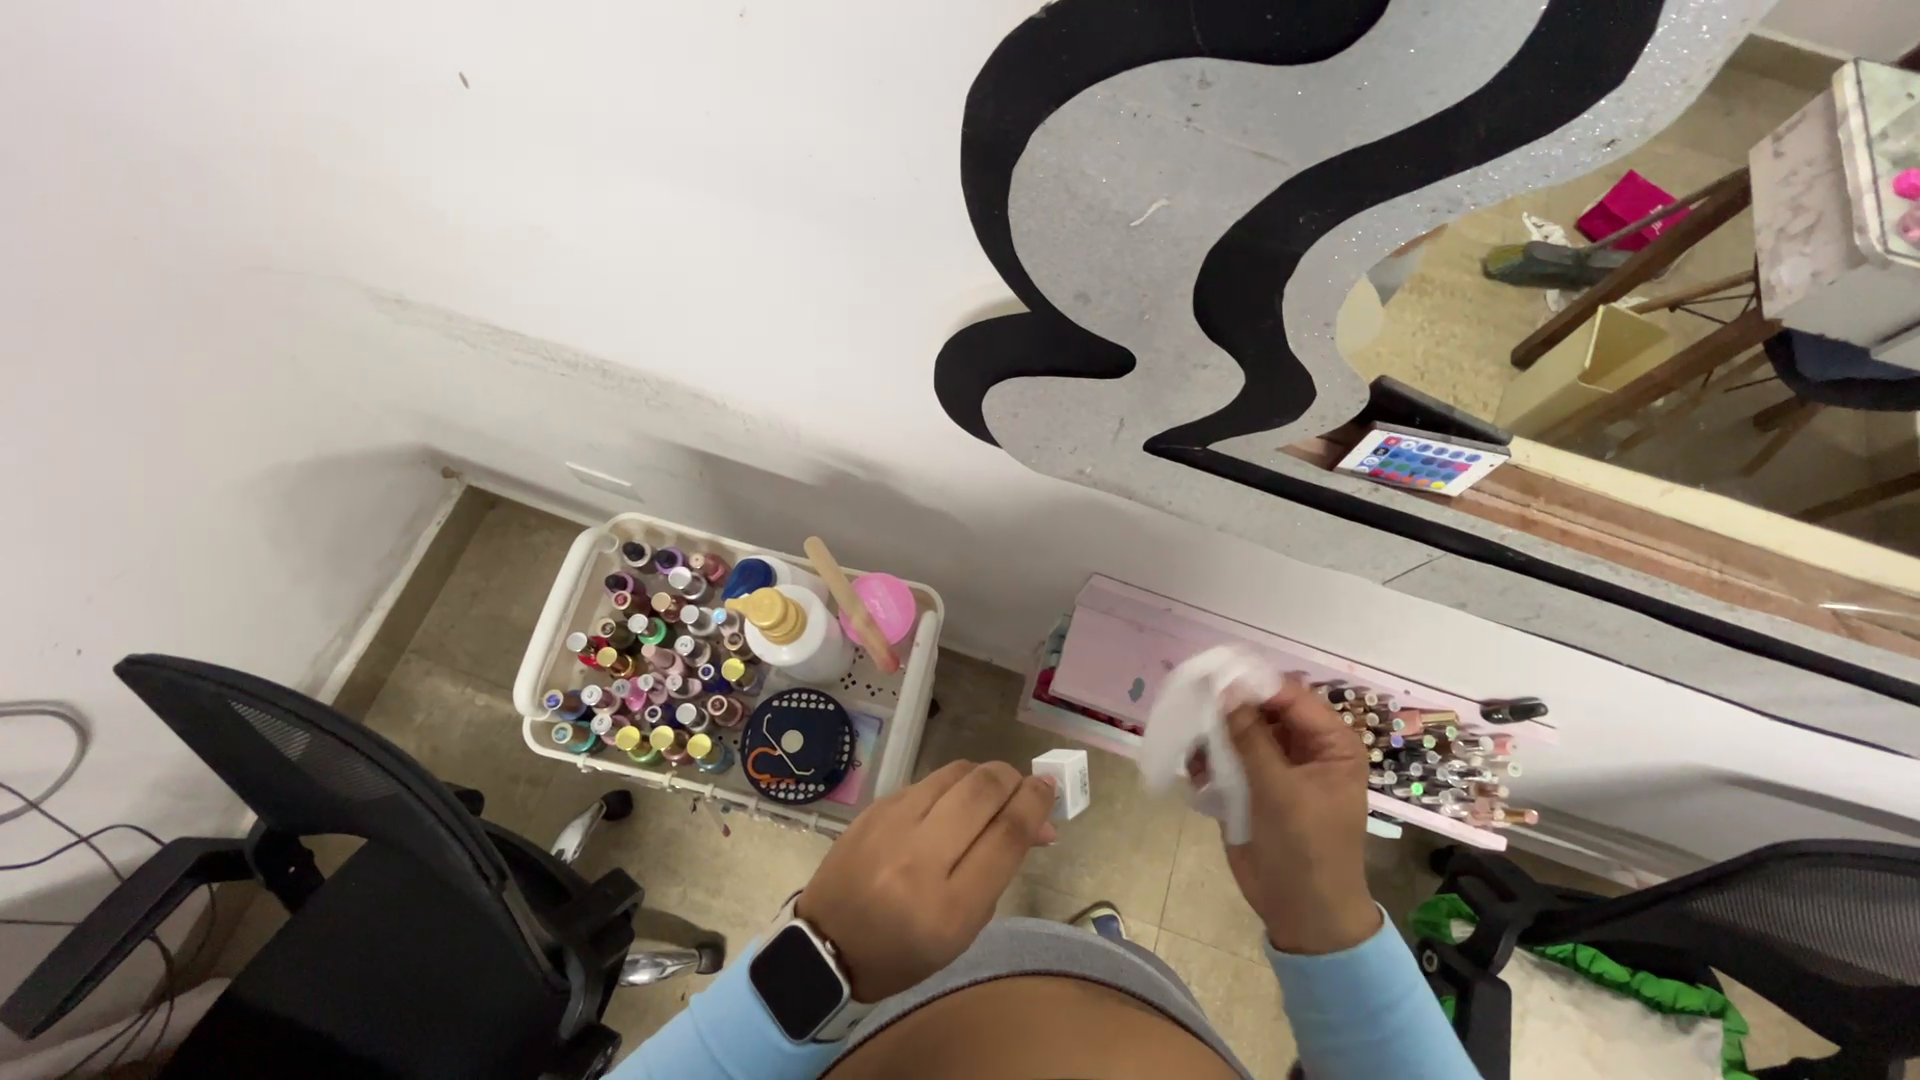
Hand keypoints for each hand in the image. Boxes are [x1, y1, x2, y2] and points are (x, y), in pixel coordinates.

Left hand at [795, 760, 1056, 1001]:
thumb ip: (1000, 870)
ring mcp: (892, 826)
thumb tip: (1038, 825)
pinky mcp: (875, 808)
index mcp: (949, 907)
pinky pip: (927, 781)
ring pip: (955, 774)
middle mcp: (920, 859)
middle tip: (1024, 786)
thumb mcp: (962, 928)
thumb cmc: (904, 951)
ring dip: (984, 775)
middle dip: (1013, 779)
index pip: (1007, 835)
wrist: (825, 945)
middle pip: (983, 791)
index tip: (1048, 790)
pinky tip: (954, 800)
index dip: (1036, 804)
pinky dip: (951, 785)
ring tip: (993, 789)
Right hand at [1219, 677, 1380, 954]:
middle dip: (1229, 710)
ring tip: (1193, 747)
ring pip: (1239, 733)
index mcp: (1330, 744)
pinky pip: (1227, 759)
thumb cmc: (1306, 849)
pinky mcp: (1252, 787)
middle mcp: (1305, 749)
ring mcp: (1277, 768)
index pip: (1291, 696)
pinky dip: (1209, 760)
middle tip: (1193, 706)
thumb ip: (1251, 737)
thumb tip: (1226, 690)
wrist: (1302, 912)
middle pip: (1263, 710)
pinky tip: (1194, 771)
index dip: (1254, 685)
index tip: (1213, 679)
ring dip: (1214, 736)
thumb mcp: (1280, 790)